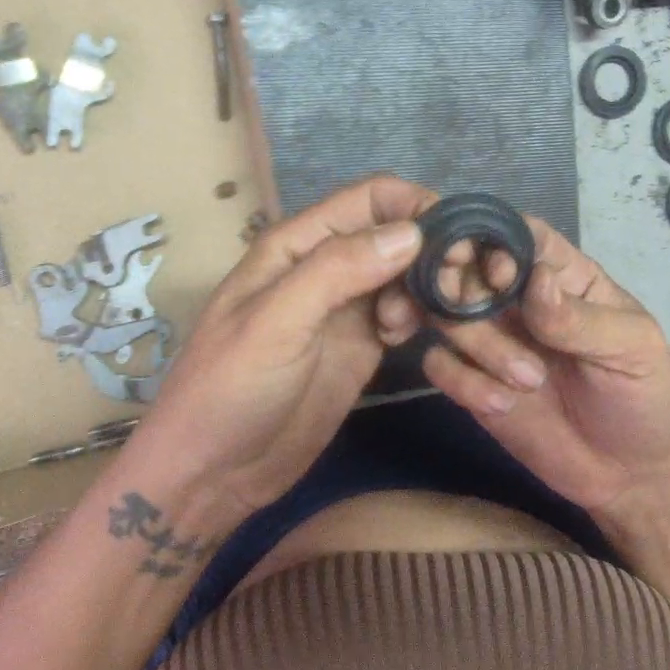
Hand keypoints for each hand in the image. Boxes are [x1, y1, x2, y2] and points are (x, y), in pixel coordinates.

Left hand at [134, 177, 438, 517]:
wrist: (214, 471)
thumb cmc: (231, 388)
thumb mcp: (277, 322)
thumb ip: (338, 270)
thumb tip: (412, 232)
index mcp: (298, 244)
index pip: (370, 198)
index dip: (415, 207)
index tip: (455, 241)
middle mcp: (326, 265)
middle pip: (395, 232)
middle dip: (432, 247)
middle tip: (455, 285)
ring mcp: (346, 307)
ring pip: (404, 272)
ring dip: (428, 285)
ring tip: (427, 318)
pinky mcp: (361, 346)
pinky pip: (403, 313)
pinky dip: (419, 316)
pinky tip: (410, 337)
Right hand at [376, 216, 669, 516]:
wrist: (629, 478)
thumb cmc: (643, 400)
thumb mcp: (631, 351)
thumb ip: (580, 317)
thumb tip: (535, 278)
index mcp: (564, 278)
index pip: (519, 236)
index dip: (497, 242)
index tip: (498, 274)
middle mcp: (518, 301)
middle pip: (467, 269)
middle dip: (464, 290)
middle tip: (478, 317)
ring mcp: (491, 341)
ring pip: (446, 314)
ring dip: (476, 344)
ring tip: (525, 382)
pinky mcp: (472, 383)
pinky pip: (438, 364)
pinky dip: (461, 381)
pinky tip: (501, 406)